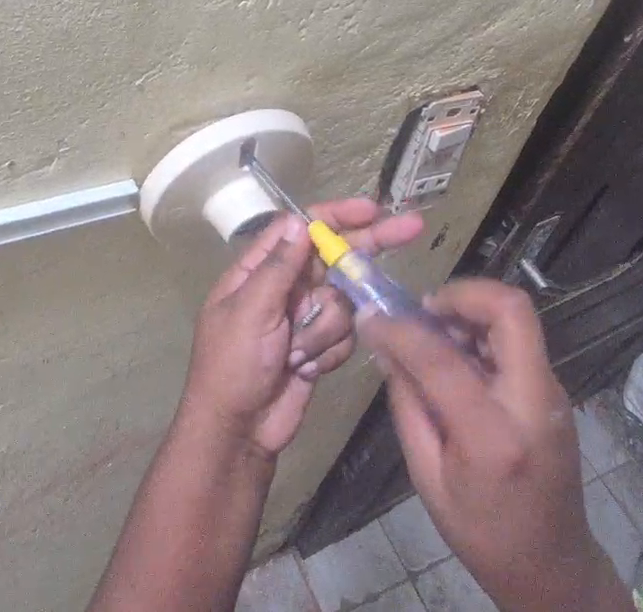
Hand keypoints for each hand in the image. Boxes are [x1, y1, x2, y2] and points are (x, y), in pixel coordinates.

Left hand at [178, 200, 424, 458]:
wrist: (238, 432)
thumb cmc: (233, 366)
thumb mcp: (250, 312)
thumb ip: (278, 267)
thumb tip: (299, 220)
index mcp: (258, 271)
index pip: (302, 229)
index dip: (337, 216)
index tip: (373, 209)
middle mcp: (284, 287)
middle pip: (333, 257)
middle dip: (367, 247)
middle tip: (410, 228)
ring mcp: (303, 317)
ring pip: (343, 302)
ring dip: (326, 330)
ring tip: (296, 355)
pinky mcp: (319, 346)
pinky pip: (345, 334)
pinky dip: (329, 351)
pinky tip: (305, 369)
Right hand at [366, 280, 631, 611]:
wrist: (553, 568)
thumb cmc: (482, 534)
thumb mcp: (428, 478)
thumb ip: (408, 406)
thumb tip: (387, 348)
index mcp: (494, 436)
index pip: (441, 358)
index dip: (399, 330)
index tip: (372, 317)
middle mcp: (533, 402)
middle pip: (510, 309)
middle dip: (461, 294)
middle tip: (423, 311)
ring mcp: (552, 394)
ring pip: (516, 319)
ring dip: (471, 312)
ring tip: (433, 334)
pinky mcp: (553, 393)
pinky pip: (518, 342)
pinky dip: (482, 333)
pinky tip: (455, 359)